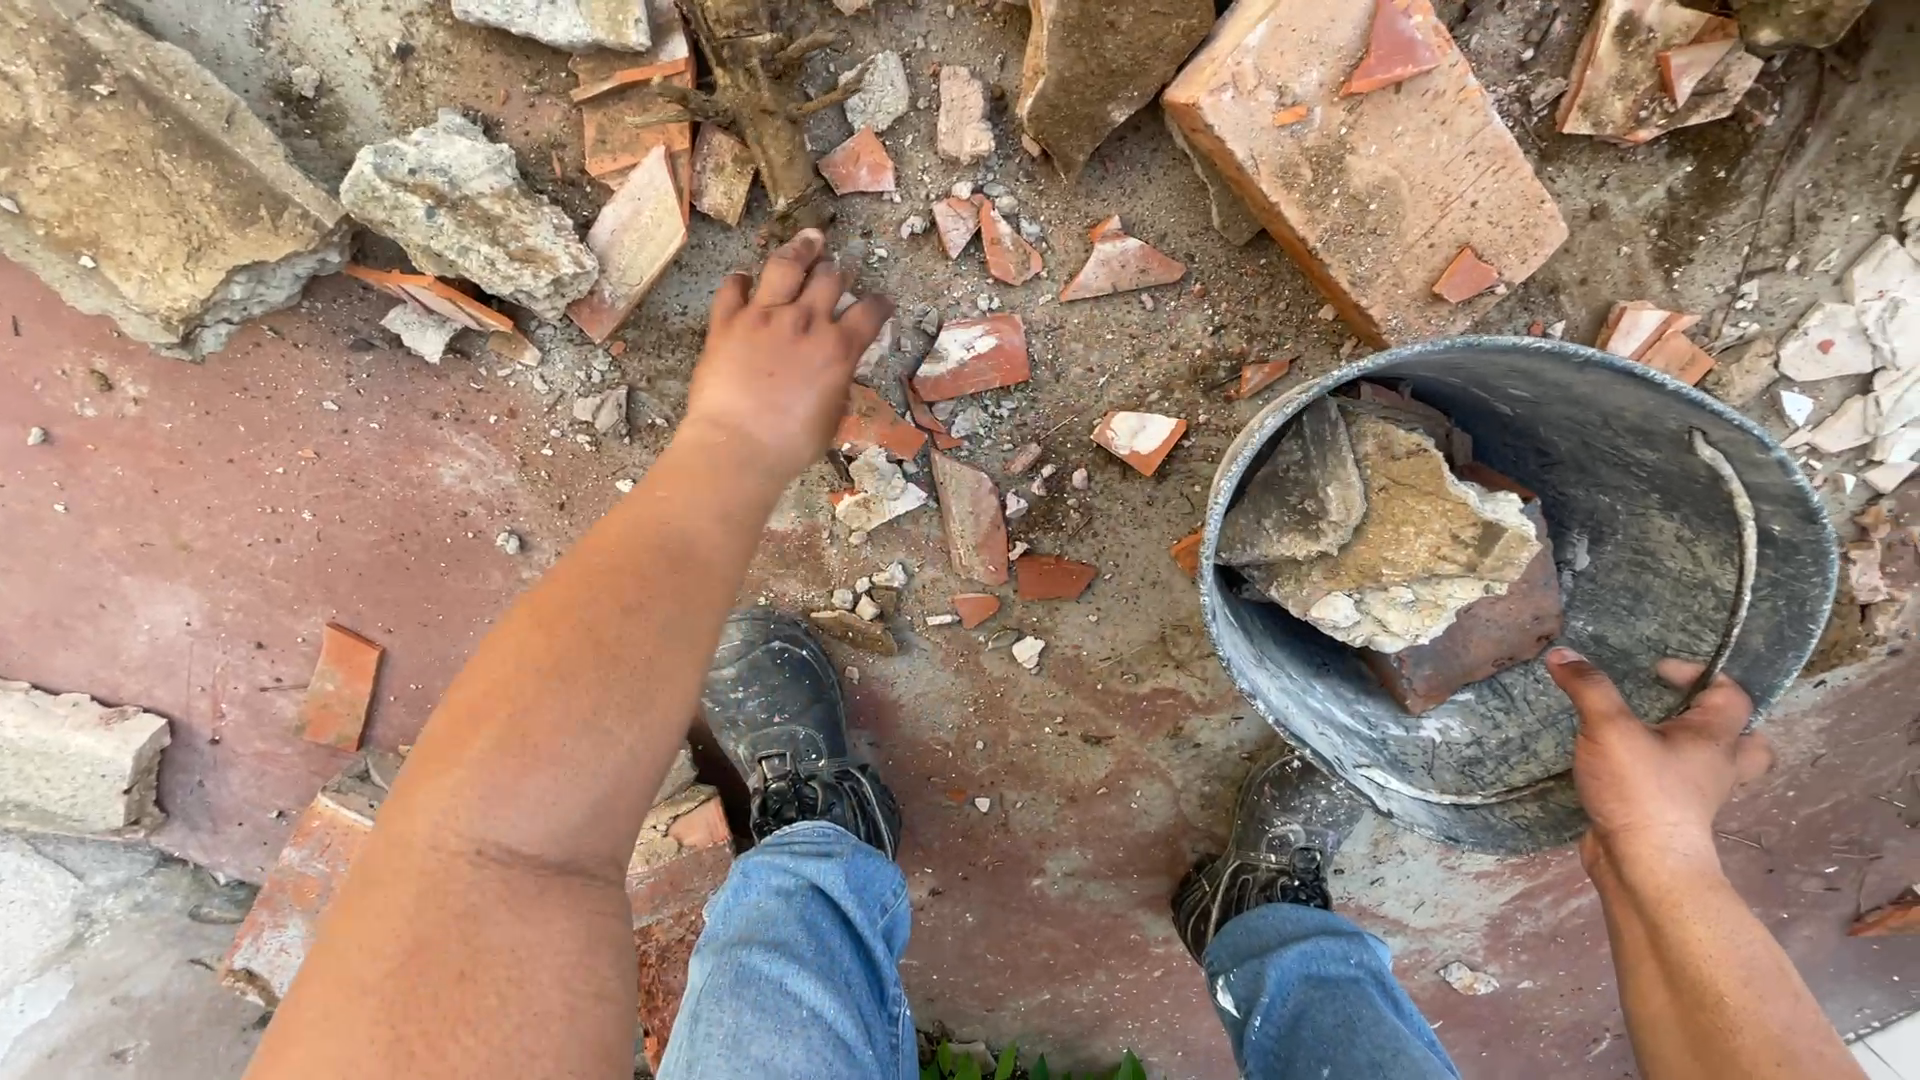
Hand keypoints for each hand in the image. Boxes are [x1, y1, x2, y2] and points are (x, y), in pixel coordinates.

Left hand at [679, 229, 894, 482]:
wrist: (738, 445)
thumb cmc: (792, 444)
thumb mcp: (833, 416)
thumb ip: (838, 382)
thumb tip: (838, 370)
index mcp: (838, 349)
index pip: (869, 312)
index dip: (880, 303)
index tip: (882, 301)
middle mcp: (805, 322)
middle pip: (830, 278)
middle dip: (840, 271)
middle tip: (841, 268)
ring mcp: (763, 316)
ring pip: (786, 265)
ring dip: (801, 250)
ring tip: (809, 238)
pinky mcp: (727, 322)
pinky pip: (733, 288)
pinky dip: (740, 281)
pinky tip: (743, 279)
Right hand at [1545, 648, 1773, 877]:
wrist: (1644, 862)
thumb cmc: (1639, 789)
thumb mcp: (1608, 728)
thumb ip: (1587, 688)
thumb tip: (1562, 653)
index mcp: (1715, 740)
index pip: (1731, 696)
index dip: (1700, 674)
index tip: (1654, 670)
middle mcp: (1716, 766)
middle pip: (1746, 740)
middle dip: (1720, 721)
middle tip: (1679, 709)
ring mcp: (1696, 794)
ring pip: (1715, 766)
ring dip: (1695, 749)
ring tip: (1655, 737)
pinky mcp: (1670, 813)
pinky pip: (1679, 784)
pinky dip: (1664, 772)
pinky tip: (1627, 767)